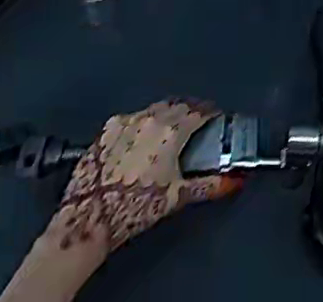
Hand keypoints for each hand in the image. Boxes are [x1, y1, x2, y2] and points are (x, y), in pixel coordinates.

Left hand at [0, 100, 241, 301]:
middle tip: (197, 122)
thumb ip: (210, 185)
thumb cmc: (132, 208)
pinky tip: (142, 140)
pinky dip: (143, 123)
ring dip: (167, 114)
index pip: (199, 110)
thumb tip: (233, 181)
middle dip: (191, 110)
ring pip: (155, 108)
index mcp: (171, 130)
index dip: (211, 113)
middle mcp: (149, 118)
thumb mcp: (177, 197)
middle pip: (178, 105)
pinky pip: (132, 117)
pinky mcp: (107, 129)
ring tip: (171, 130)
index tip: (216, 117)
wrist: (89, 217)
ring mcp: (126, 121)